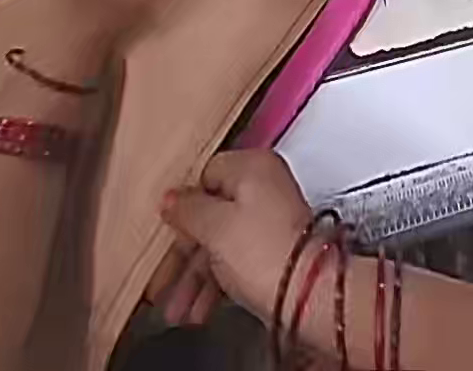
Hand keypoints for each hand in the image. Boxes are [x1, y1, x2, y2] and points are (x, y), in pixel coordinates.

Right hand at [159, 150, 314, 322]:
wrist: (307, 293)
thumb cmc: (266, 251)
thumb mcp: (215, 227)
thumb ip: (188, 209)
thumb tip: (171, 198)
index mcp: (252, 165)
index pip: (206, 175)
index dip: (185, 205)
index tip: (167, 230)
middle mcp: (264, 183)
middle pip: (212, 211)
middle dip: (186, 252)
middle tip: (165, 278)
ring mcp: (271, 215)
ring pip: (222, 238)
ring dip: (197, 274)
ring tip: (179, 309)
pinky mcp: (274, 245)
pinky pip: (237, 255)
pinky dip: (217, 279)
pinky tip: (200, 309)